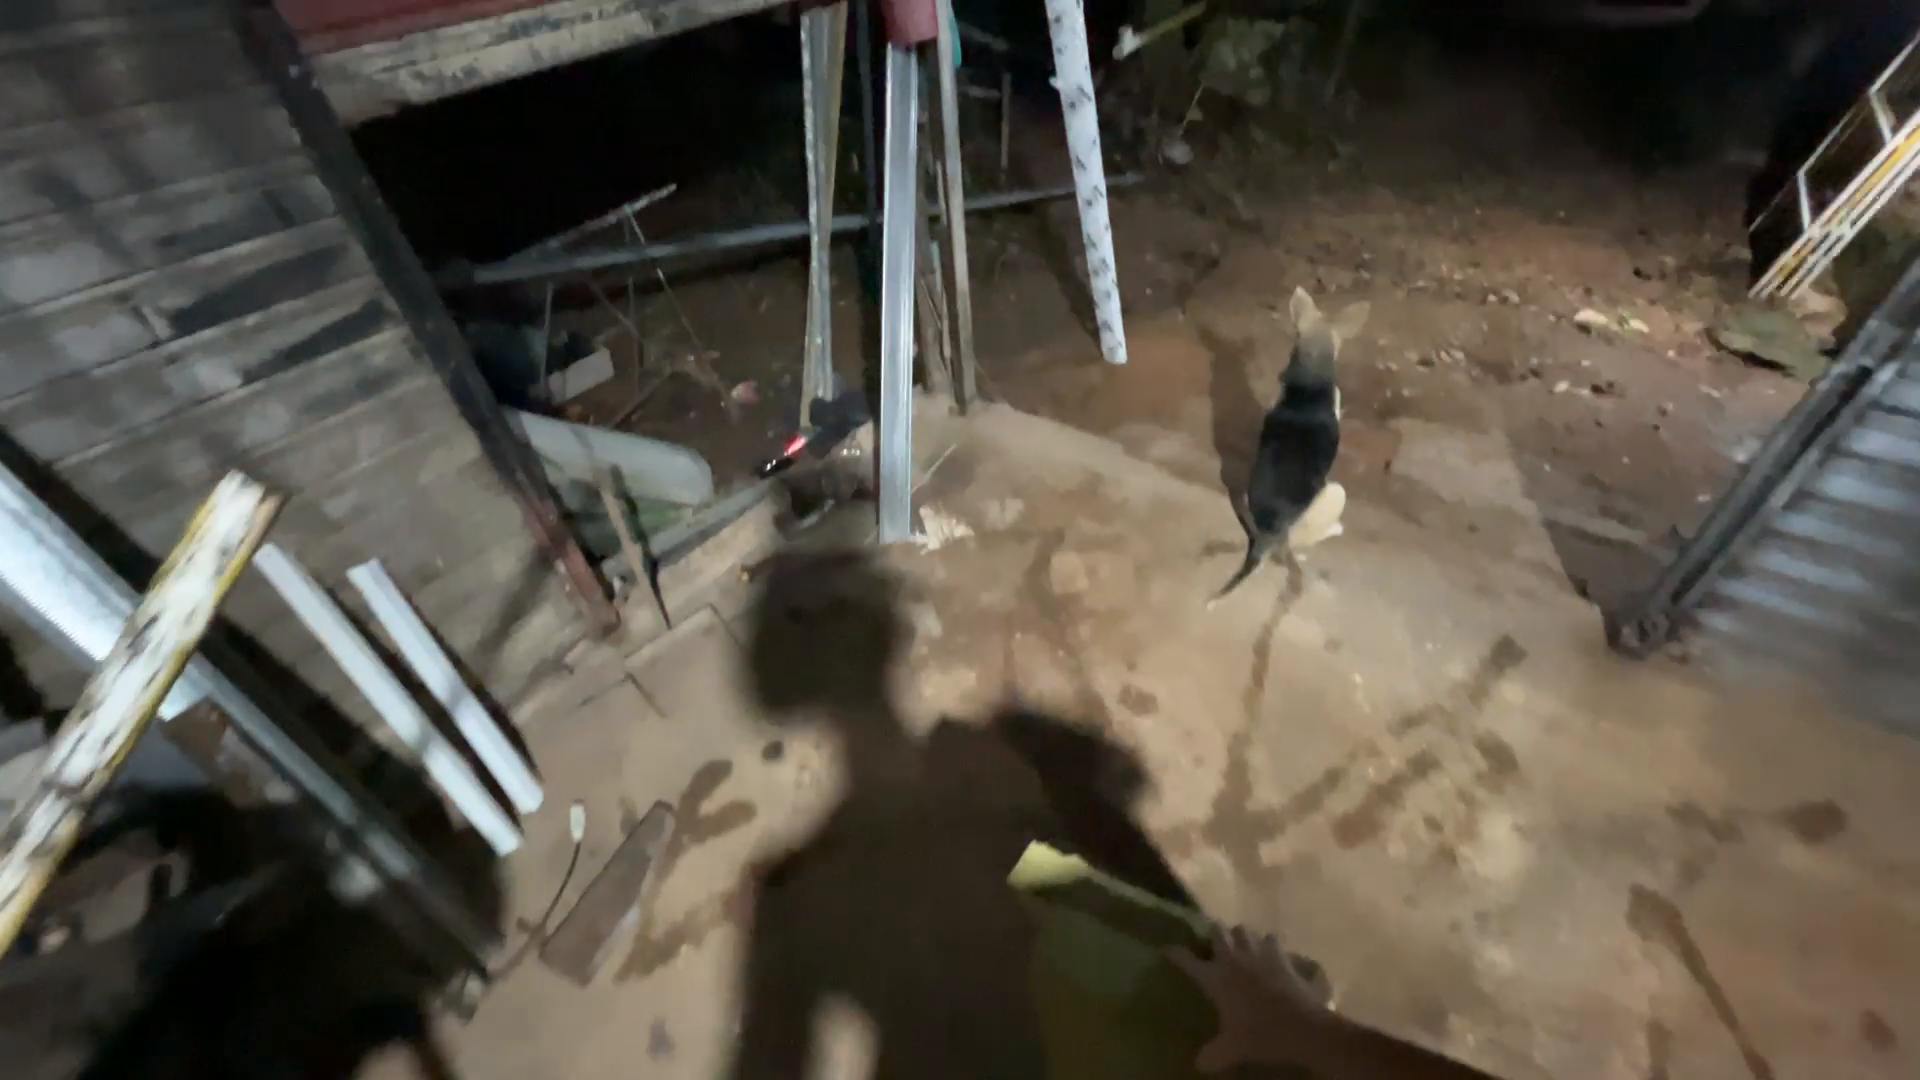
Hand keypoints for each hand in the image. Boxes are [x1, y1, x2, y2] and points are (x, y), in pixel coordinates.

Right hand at [1167, 925, 1335, 1073]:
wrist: (1302, 1026)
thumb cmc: (1261, 1034)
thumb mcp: (1233, 1048)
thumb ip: (1213, 1054)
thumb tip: (1198, 1065)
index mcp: (1215, 977)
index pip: (1187, 960)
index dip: (1176, 953)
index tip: (1167, 949)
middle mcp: (1232, 958)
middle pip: (1217, 932)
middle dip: (1215, 935)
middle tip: (1216, 945)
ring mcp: (1256, 952)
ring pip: (1243, 929)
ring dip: (1241, 935)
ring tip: (1243, 944)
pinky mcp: (1279, 954)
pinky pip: (1271, 939)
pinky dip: (1269, 943)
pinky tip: (1272, 952)